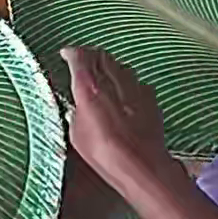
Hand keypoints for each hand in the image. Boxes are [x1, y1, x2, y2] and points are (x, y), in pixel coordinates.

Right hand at [61, 47, 217, 218]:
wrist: (141, 166)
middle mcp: (112, 80)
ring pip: (120, 65)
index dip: (72, 52)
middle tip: (83, 61)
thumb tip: (79, 107)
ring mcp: (135, 87)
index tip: (67, 53)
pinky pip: (136, 81)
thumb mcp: (76, 133)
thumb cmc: (104, 153)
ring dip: (110, 67)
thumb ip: (77, 112)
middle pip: (101, 55)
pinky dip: (127, 82)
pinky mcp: (151, 98)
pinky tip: (124, 93)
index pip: (79, 56)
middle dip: (90, 55)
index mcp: (88, 87)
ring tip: (103, 76)